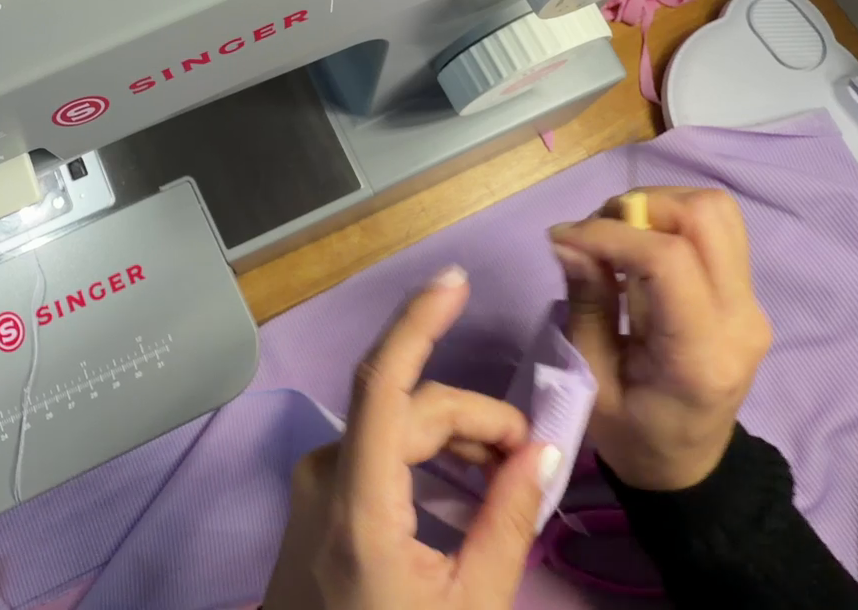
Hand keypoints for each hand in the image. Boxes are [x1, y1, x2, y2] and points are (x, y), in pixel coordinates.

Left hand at [263, 265, 561, 609]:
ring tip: (505, 475)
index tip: (454, 280)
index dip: (417, 321)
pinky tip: (463, 484)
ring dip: (454, 435)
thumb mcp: (468, 608)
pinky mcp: (316, 486)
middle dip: (477, 419)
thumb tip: (542, 451)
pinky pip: (379, 445)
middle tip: (531, 461)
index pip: (383, 382)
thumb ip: (507, 525)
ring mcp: (315, 475)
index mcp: (359, 501)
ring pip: (395, 423)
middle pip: (409, 406)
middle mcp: (327, 469)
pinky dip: (426, 452)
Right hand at [549, 188, 771, 491]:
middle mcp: (740, 320)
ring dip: (657, 207)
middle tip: (596, 234)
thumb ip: (586, 304)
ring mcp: (750, 304)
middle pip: (706, 215)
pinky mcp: (744, 294)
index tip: (561, 237)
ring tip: (616, 236)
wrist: (687, 468)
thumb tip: (567, 241)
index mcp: (699, 356)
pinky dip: (668, 221)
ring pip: (716, 211)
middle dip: (640, 207)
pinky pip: (714, 231)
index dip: (609, 233)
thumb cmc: (630, 434)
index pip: (668, 259)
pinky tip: (635, 249)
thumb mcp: (591, 379)